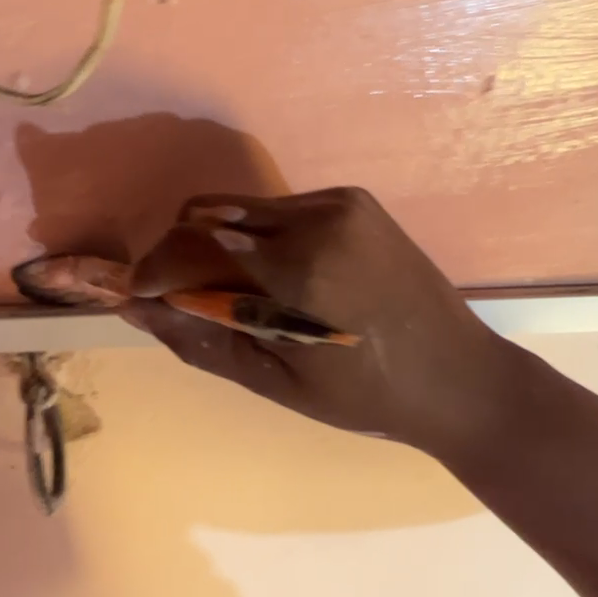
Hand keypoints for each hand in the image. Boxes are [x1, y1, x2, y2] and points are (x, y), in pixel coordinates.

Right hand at [123, 187, 532, 459]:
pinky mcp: (352, 199)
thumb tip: (135, 308)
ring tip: (241, 297)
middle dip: (181, 254)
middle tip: (189, 302)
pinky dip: (256, 239)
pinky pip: (276, 210)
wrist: (463, 378)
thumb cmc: (367, 397)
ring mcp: (339, 202)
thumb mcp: (274, 380)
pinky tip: (281, 280)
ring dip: (218, 246)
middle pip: (209, 214)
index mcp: (302, 268)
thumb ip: (199, 339)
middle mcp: (318, 216)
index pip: (194, 244)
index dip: (155, 268)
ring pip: (240, 209)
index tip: (140, 295)